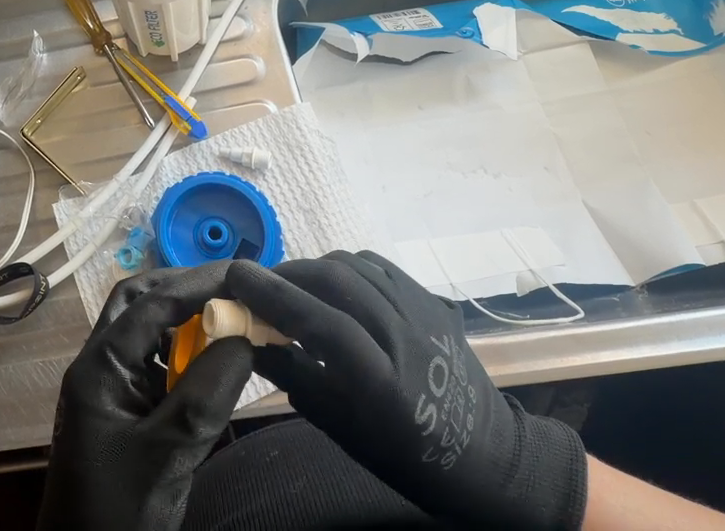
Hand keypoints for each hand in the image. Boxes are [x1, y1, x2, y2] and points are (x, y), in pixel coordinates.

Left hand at [37, 263, 252, 530]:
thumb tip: (244, 336)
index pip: (152, 304)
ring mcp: (109, 387)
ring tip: (230, 316)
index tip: (246, 273)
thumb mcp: (168, 453)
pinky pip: (153, 365)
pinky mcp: (123, 411)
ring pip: (144, 331)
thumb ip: (206, 392)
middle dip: (184, 286)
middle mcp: (99, 365)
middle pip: (138, 302)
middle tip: (232, 286)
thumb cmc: (118, 510)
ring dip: (184, 318)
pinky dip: (184, 354)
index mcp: (99, 366)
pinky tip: (214, 362)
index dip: (200, 282)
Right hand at [226, 251, 586, 529]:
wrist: (489, 458)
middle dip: (285, 274)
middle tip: (256, 283)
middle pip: (334, 281)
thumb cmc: (406, 455)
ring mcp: (423, 313)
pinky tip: (330, 284)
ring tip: (291, 285)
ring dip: (311, 267)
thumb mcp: (343, 428)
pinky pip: (376, 265)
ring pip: (353, 265)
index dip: (274, 295)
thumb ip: (294, 376)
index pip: (321, 322)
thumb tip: (248, 338)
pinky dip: (342, 266)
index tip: (235, 276)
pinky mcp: (431, 301)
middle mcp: (405, 338)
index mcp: (383, 383)